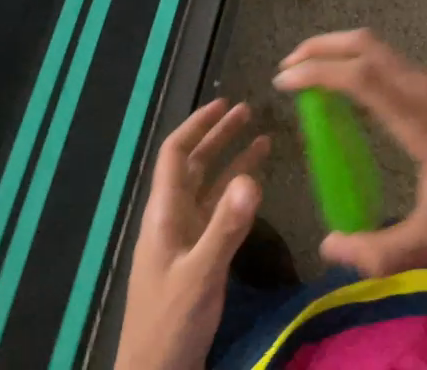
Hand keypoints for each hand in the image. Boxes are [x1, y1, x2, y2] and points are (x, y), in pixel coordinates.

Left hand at [115, 99, 270, 369]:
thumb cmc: (171, 322)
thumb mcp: (202, 274)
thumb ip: (227, 227)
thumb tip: (252, 177)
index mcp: (164, 213)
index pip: (176, 154)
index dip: (197, 126)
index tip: (223, 104)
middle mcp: (171, 219)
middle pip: (193, 166)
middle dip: (218, 137)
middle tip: (248, 112)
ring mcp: (182, 240)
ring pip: (208, 190)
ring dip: (231, 164)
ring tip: (262, 141)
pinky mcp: (194, 261)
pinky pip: (215, 217)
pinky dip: (234, 198)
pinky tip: (253, 191)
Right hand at [273, 29, 426, 276]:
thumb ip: (380, 251)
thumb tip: (328, 247)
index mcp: (419, 118)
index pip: (359, 75)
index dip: (317, 72)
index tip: (282, 81)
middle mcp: (425, 91)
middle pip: (366, 45)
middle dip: (321, 47)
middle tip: (288, 68)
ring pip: (380, 49)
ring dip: (340, 52)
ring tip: (310, 77)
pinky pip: (391, 63)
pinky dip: (360, 63)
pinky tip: (350, 93)